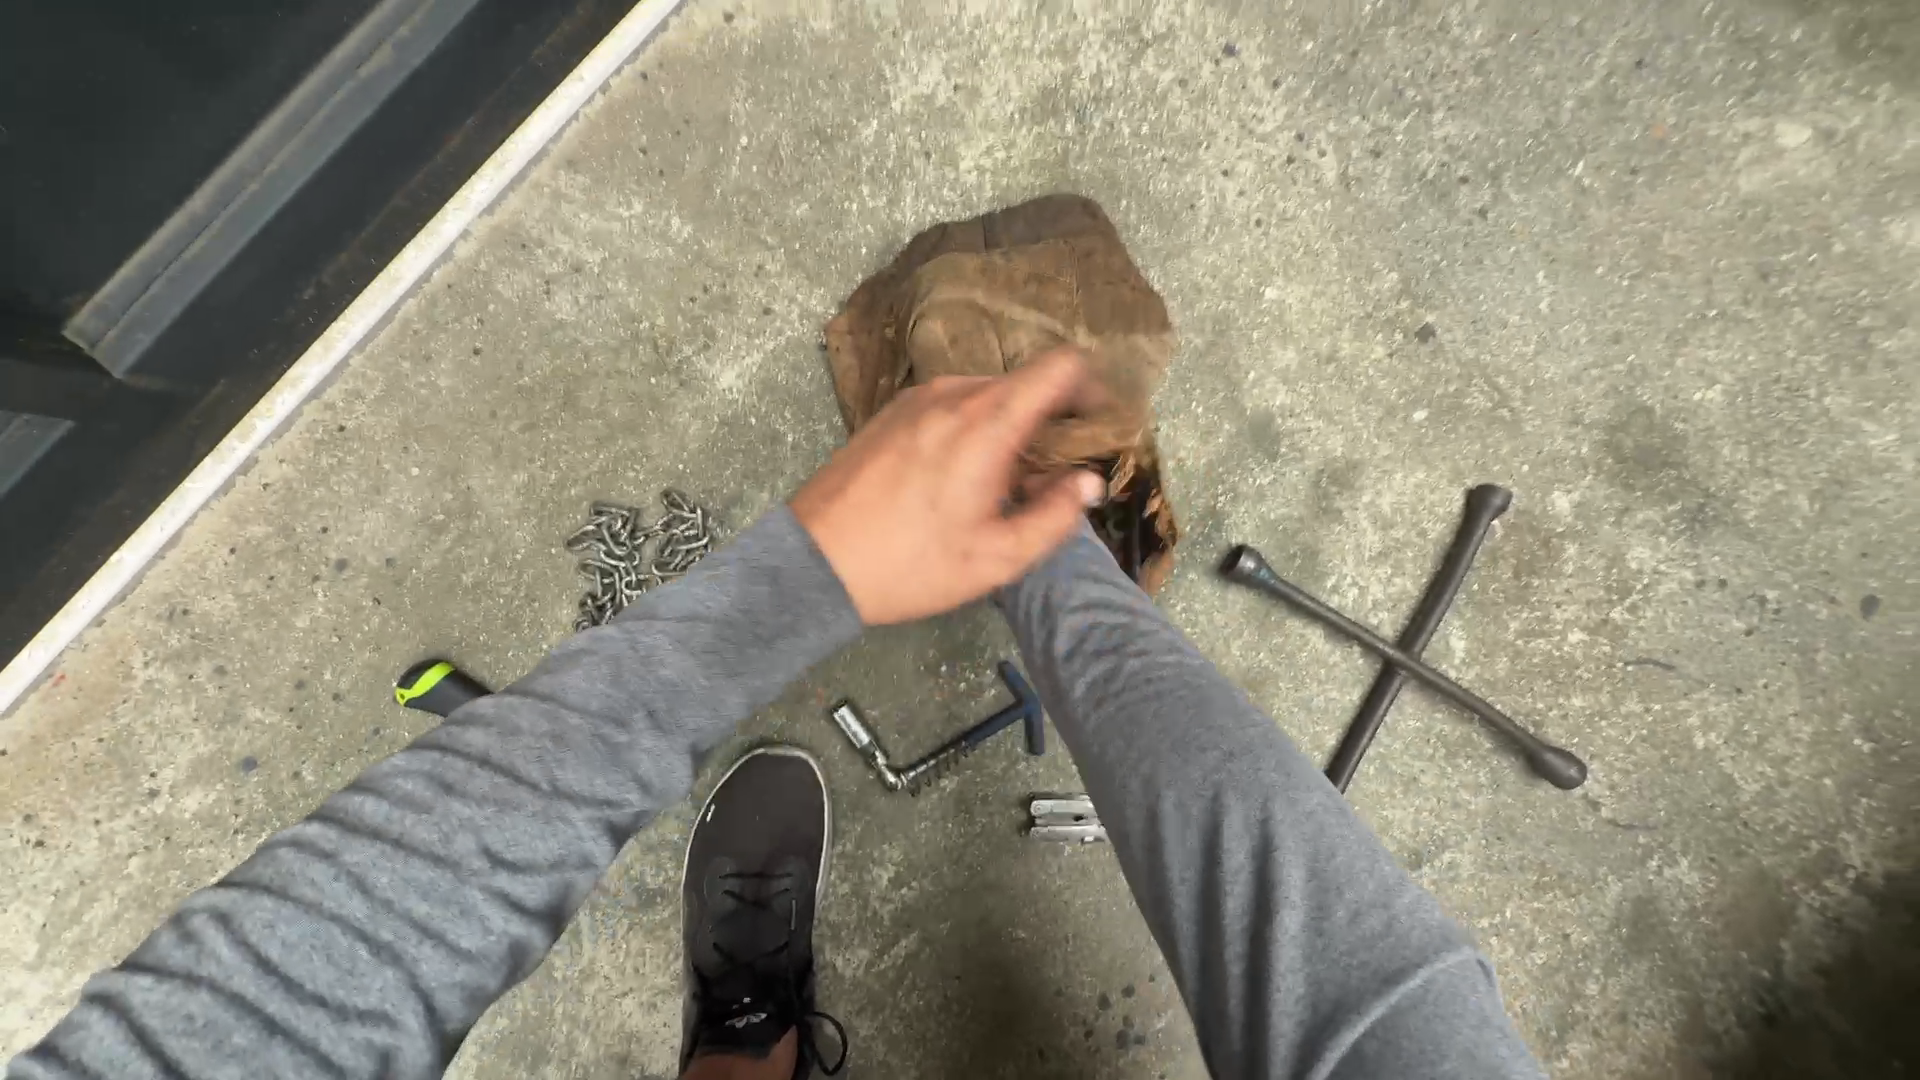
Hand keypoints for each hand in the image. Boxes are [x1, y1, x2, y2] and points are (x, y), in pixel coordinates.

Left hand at [791, 348, 1106, 624]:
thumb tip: (1086, 483)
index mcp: (986, 423)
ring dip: (1007, 430)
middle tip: (1045, 479)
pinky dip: (971, 430)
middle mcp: (952, 395)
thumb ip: (1054, 516)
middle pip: (1024, 385)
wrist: (814, 563)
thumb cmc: (910, 566)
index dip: (1091, 390)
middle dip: (1048, 424)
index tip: (1095, 428)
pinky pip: (951, 406)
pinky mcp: (891, 413)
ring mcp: (916, 399)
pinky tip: (956, 480)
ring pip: (987, 397)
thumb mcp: (995, 559)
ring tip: (997, 488)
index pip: (1060, 367)